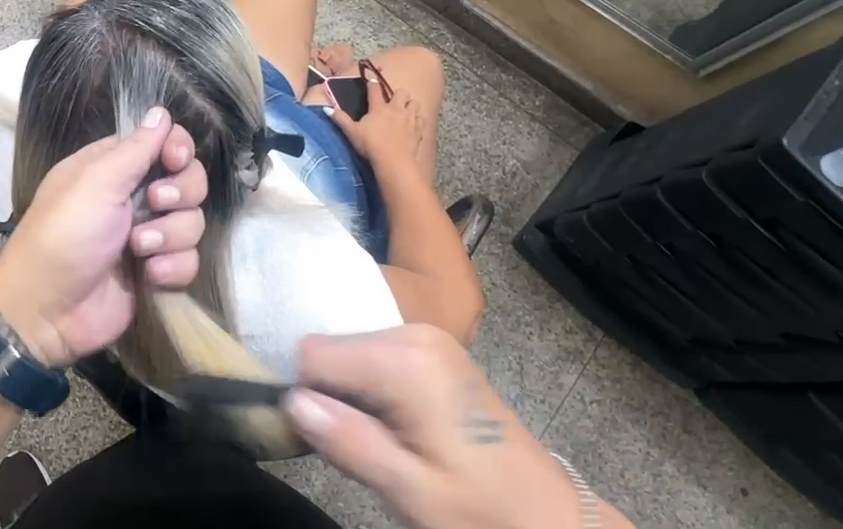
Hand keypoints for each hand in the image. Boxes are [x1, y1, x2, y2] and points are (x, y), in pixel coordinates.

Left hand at [0, 107, 207, 367]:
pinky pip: (188, 260)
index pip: (163, 141)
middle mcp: (133, 196)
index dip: (178, 147)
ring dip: (169, 234)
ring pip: (191, 221)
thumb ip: (135, 148)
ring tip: (138, 249)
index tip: (175, 158)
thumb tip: (162, 112)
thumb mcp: (95, 183)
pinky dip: (172, 268)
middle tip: (155, 202)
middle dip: (179, 192)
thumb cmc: (64, 235)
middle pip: (188, 179)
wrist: (46, 311)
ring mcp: (147, 235)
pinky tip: (148, 277)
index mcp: (113, 167)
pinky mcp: (157, 273)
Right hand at [284, 326, 596, 528]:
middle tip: (356, 445)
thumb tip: (291, 402)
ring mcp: (423, 334)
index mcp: (405, 362)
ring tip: (378, 436)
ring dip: (346, 390)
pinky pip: (369, 351)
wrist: (551, 517)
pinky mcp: (429, 344)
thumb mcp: (413, 493)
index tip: (323, 437)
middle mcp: (411, 332)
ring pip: (345, 349)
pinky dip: (366, 383)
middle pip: (328, 347)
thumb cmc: (481, 511)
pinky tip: (391, 421)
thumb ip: (350, 444)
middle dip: (327, 392)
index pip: (311, 354)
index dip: (305, 394)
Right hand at [328, 75, 424, 169]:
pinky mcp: (419, 130)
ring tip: (405, 110)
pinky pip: (422, 118)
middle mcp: (396, 109)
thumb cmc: (370, 145)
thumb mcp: (352, 132)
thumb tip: (326, 108)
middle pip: (402, 92)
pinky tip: (414, 123)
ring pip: (415, 102)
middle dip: (398, 94)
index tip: (371, 79)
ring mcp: (409, 118)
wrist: (394, 160)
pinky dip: (418, 118)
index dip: (372, 83)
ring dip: (410, 104)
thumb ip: (340, 119)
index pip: (375, 90)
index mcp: (378, 108)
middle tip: (393, 101)